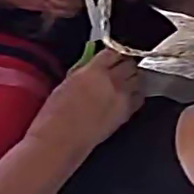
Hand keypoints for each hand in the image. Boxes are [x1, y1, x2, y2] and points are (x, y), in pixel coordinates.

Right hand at [26, 49, 141, 158]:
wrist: (60, 141)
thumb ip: (82, 72)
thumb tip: (91, 65)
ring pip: (138, 77)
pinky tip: (127, 97)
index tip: (112, 57)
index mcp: (94, 71)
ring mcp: (123, 94)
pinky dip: (136, 94)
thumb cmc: (53, 116)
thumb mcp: (64, 85)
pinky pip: (140, 95)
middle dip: (125, 65)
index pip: (113, 53)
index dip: (113, 54)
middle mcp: (113, 80)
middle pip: (129, 63)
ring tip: (122, 83)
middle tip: (119, 70)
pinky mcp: (129, 109)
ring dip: (132, 78)